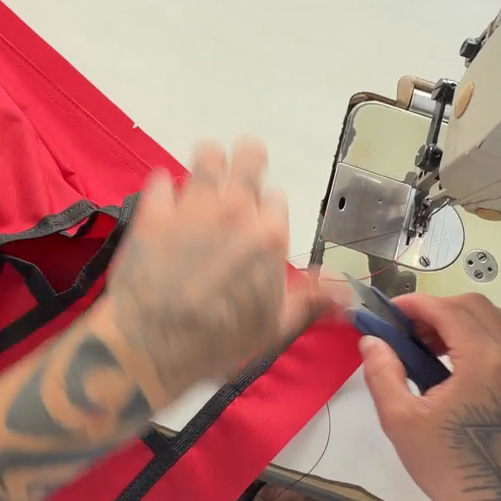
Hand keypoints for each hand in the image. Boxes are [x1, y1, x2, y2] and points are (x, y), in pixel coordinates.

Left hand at [101, 139, 330, 406]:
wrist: (153, 342)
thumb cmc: (219, 340)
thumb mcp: (274, 326)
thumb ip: (310, 299)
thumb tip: (346, 291)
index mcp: (269, 235)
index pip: (276, 198)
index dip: (266, 208)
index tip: (257, 219)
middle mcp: (234, 211)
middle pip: (248, 160)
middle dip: (246, 160)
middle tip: (238, 168)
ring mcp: (192, 206)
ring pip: (206, 157)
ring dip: (208, 161)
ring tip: (204, 170)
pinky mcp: (154, 210)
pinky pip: (160, 180)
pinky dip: (163, 187)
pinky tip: (163, 199)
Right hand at [357, 293, 500, 500]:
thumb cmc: (451, 467)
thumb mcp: (402, 421)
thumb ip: (383, 372)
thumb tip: (372, 340)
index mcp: (486, 360)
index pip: (448, 309)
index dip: (414, 304)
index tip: (389, 314)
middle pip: (476, 307)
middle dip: (436, 310)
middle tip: (406, 331)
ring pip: (496, 323)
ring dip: (460, 324)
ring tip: (428, 350)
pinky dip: (480, 341)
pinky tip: (456, 370)